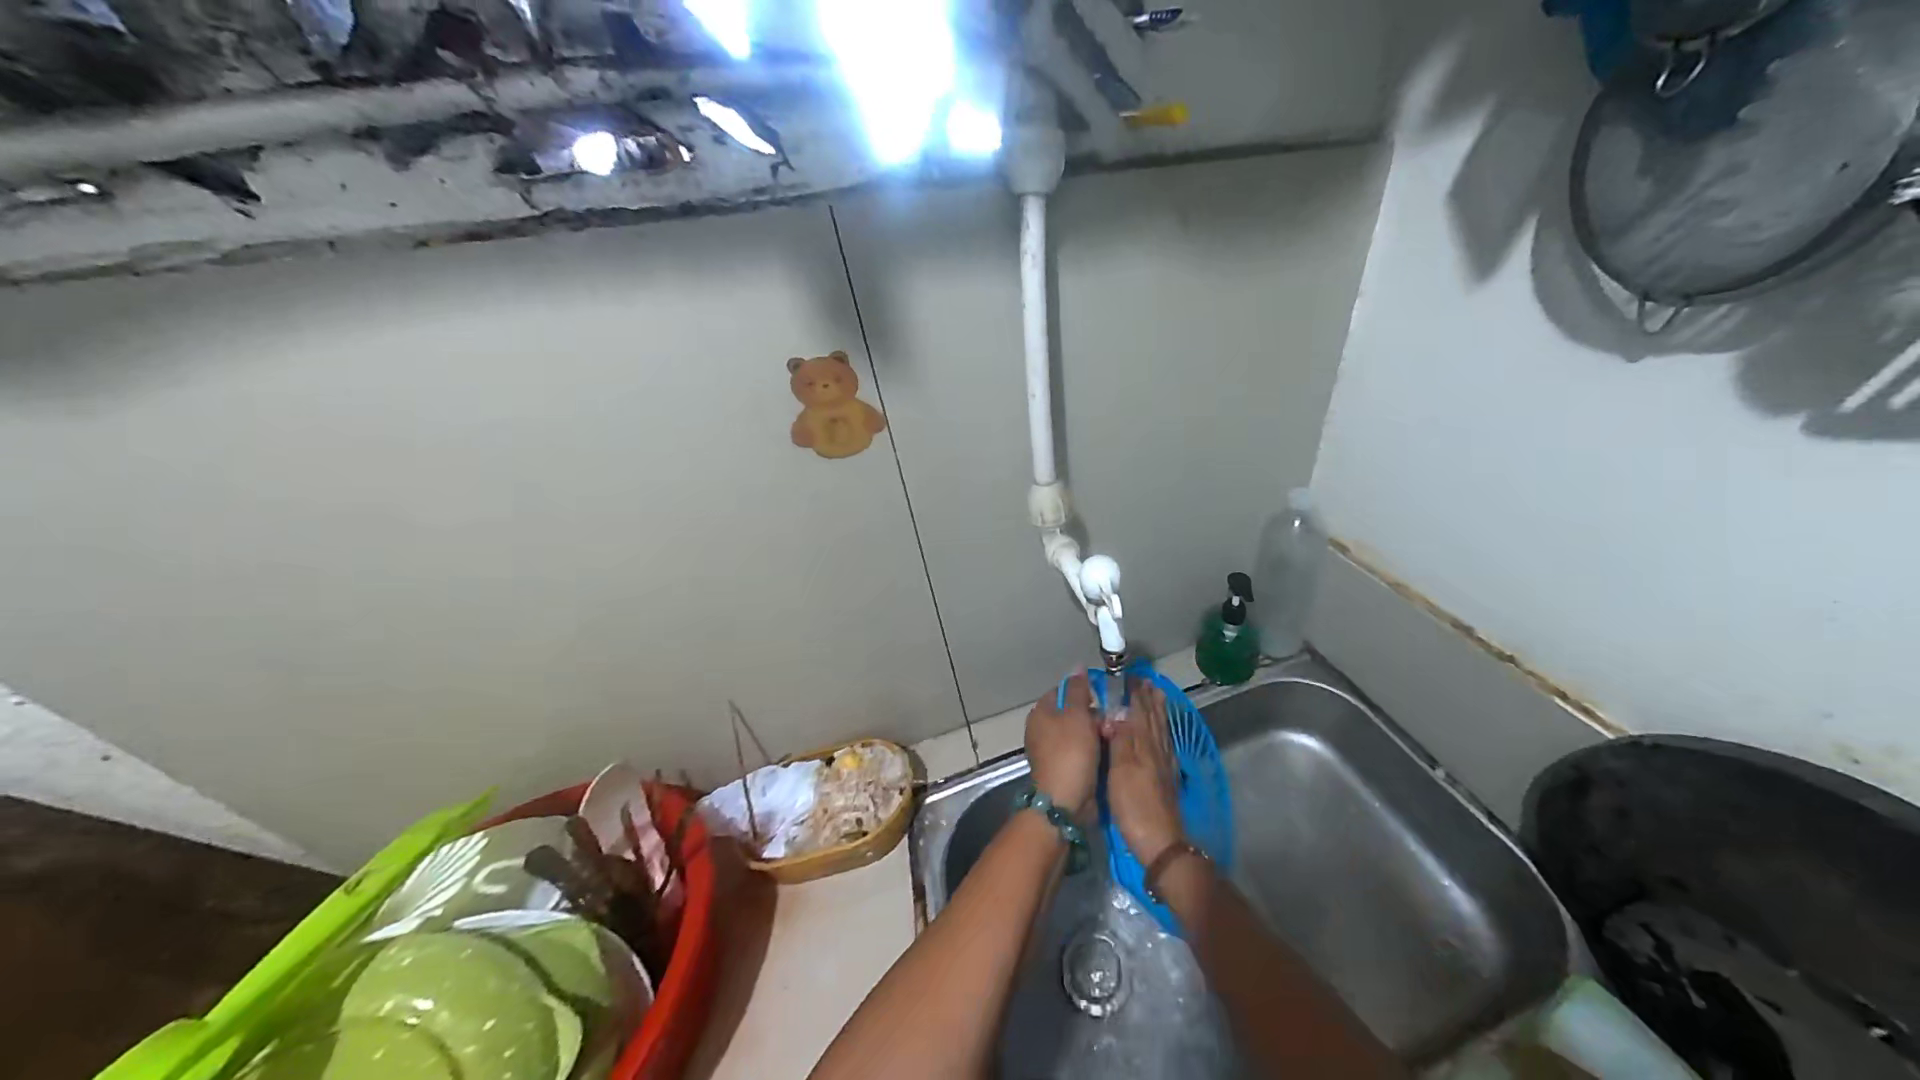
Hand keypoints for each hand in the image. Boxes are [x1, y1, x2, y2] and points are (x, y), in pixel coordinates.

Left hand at [1025, 674, 1101, 813]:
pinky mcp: (1063, 768)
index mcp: (1040, 713)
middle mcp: (1042, 729)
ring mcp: (1051, 750)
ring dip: (1097, 734)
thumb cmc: (1070, 753)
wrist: (1065, 801)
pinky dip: (1095, 751)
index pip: (1063, 691)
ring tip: (1113, 736)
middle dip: (1094, 715)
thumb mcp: (1077, 715)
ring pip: (1080, 733)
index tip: (1104, 697)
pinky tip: (1109, 752)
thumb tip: (1077, 666)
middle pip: (1073, 712)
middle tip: (1112, 720)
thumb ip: (1078, 690)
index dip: (1083, 691)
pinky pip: (1082, 752)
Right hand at [1104, 680, 1184, 865]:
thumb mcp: (1121, 769)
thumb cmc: (1134, 805)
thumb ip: (1120, 739)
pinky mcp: (1166, 779)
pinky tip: (1160, 733)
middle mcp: (1156, 749)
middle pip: (1153, 718)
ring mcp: (1164, 765)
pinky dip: (1161, 731)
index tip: (1129, 677)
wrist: (1159, 841)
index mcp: (1143, 744)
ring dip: (1157, 711)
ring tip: (1155, 696)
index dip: (1134, 694)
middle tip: (1145, 681)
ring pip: (1160, 730)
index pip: (1139, 712)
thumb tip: (1117, 711)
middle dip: (1148, 699)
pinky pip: (1164, 744)